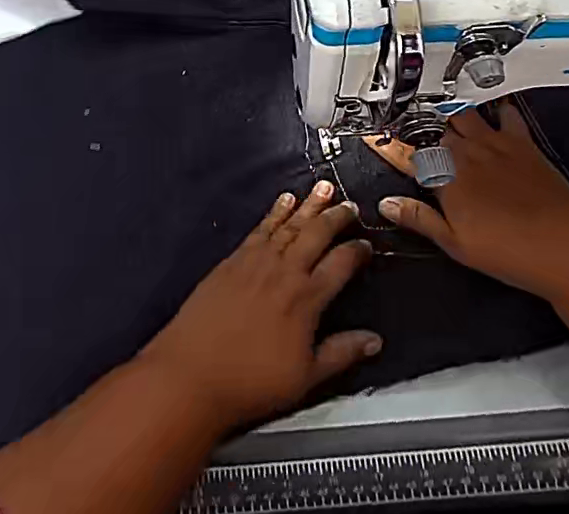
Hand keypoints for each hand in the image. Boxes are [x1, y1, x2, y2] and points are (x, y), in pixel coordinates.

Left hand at [136, 180, 379, 431]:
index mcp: (307, 298)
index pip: (341, 263)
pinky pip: (261, 228)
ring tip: (323, 188)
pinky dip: (275, 212)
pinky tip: (285, 200)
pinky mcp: (234, 259)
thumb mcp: (306, 378)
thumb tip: (376, 340)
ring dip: (309, 205)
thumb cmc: (252, 381)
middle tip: (350, 204)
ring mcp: (258, 261)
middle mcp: (286, 271)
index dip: (358, 251)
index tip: (368, 243)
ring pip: (290, 224)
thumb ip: (342, 353)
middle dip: (336, 217)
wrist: (193, 373)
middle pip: (317, 234)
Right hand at [374, 103, 568, 297]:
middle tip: (416, 139)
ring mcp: (495, 144)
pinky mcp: (522, 143)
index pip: (407, 155)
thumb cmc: (510, 250)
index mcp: (445, 178)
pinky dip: (497, 111)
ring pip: (464, 116)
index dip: (388, 147)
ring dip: (452, 118)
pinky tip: (495, 112)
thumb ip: (419, 218)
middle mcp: (467, 154)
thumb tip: (389, 205)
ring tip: (446, 122)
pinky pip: (505, 115)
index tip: (374, 140)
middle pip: (435, 132)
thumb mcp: (455, 243)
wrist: (564, 244)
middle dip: (422, 134)